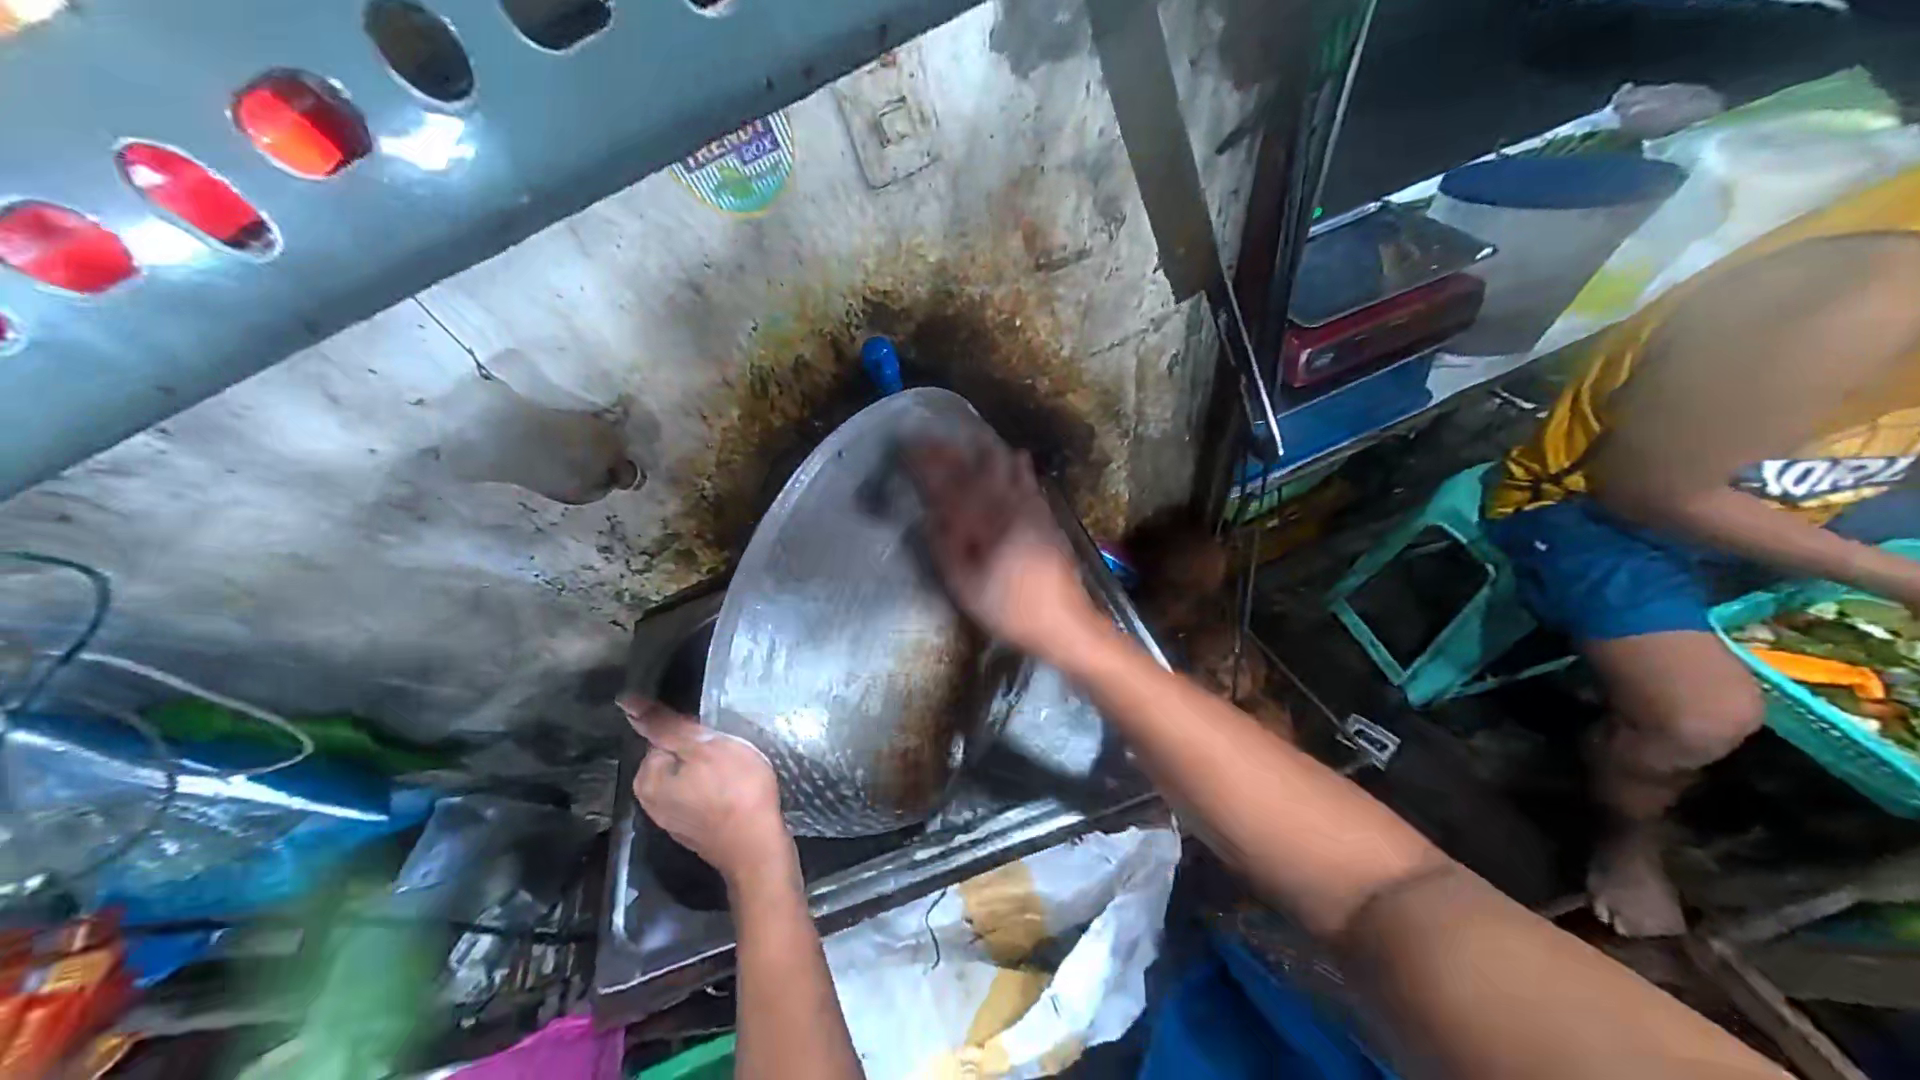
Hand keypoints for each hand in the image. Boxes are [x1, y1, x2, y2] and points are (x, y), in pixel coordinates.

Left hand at [618, 697, 796, 890]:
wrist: (758, 847)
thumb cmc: (735, 789)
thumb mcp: (704, 746)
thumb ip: (665, 725)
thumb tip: (625, 702)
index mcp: (647, 779)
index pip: (664, 738)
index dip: (693, 733)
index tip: (716, 740)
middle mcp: (651, 802)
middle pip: (677, 759)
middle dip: (702, 753)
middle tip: (731, 755)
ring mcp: (673, 821)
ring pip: (691, 779)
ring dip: (712, 772)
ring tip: (738, 773)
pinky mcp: (695, 832)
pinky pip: (703, 798)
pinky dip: (718, 792)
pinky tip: (737, 793)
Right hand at [904, 437, 1103, 657]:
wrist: (1066, 623)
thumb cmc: (1011, 610)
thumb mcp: (966, 587)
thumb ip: (946, 548)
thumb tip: (930, 517)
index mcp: (987, 523)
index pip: (951, 485)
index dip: (929, 466)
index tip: (911, 450)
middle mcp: (1010, 508)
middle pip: (979, 470)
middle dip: (954, 453)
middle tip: (933, 441)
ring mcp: (1033, 511)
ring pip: (1008, 469)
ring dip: (986, 451)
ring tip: (970, 438)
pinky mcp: (1048, 519)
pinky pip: (1030, 481)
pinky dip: (1018, 465)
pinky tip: (1017, 456)